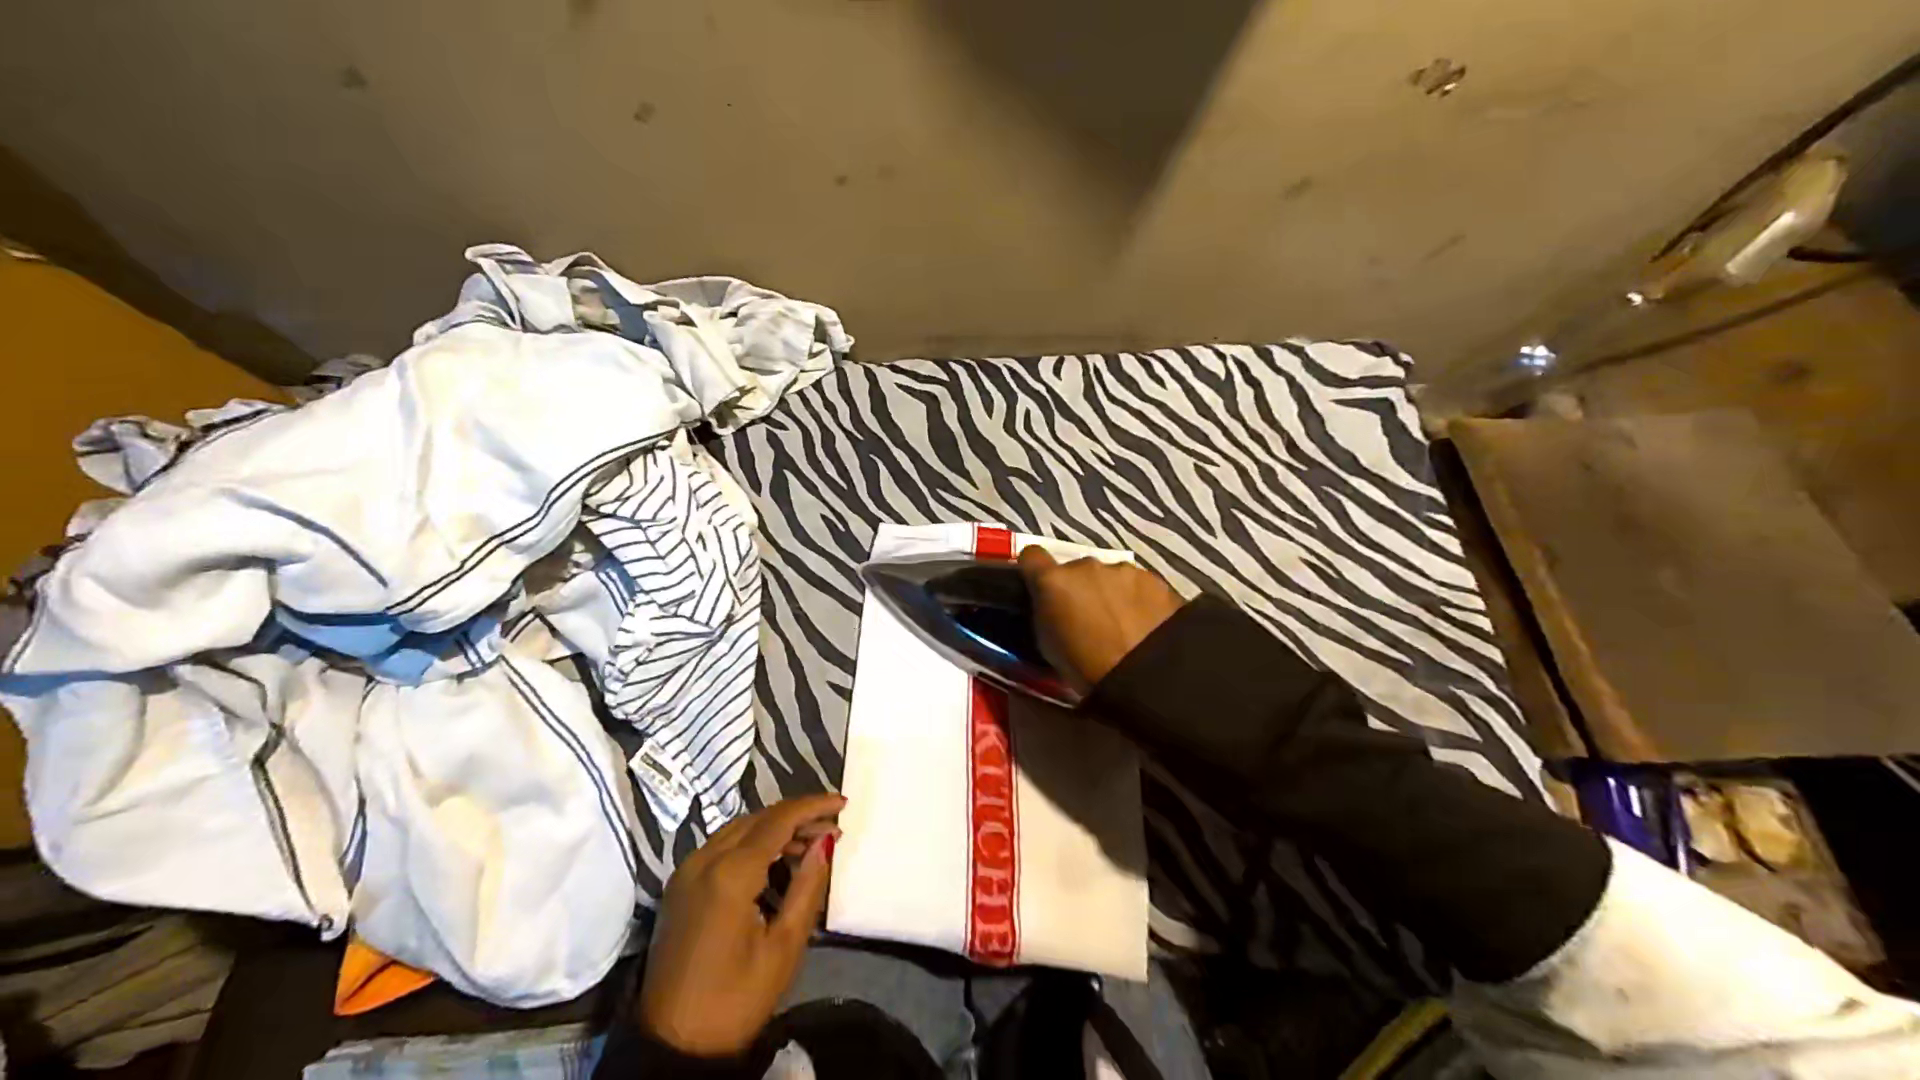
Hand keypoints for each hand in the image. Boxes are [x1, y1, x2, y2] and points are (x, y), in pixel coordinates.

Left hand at [638, 793, 844, 1056]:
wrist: (672, 1045)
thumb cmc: (735, 1000)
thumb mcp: (784, 946)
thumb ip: (807, 885)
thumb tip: (825, 841)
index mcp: (730, 873)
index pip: (778, 820)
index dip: (812, 806)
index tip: (843, 802)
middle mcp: (703, 860)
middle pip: (757, 819)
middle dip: (797, 817)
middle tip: (832, 829)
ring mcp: (687, 872)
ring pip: (738, 830)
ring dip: (775, 829)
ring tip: (811, 845)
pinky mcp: (680, 886)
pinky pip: (722, 847)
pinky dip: (753, 844)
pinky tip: (776, 861)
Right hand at [1018, 547, 1184, 688]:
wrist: (1145, 676)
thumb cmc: (1085, 668)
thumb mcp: (1047, 644)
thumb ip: (1045, 612)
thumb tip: (1051, 604)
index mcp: (1054, 580)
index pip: (1032, 555)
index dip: (1035, 569)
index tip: (1040, 585)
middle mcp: (1087, 565)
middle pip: (1076, 569)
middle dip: (1079, 587)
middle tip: (1088, 617)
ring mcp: (1124, 570)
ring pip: (1110, 575)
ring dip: (1110, 592)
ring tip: (1122, 624)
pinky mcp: (1156, 580)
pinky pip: (1139, 585)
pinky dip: (1138, 600)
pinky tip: (1145, 624)